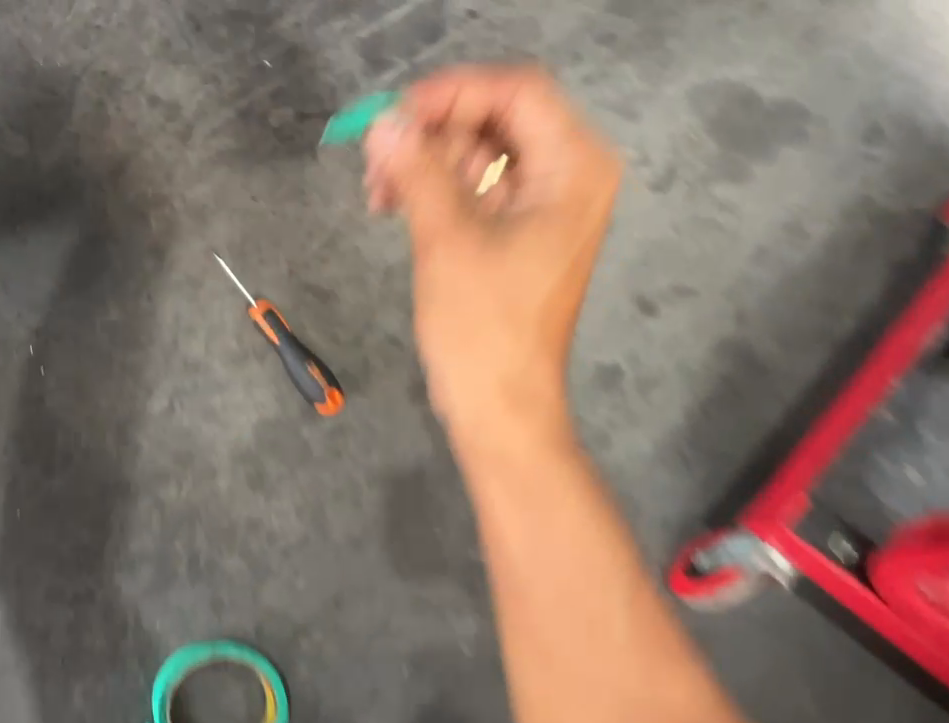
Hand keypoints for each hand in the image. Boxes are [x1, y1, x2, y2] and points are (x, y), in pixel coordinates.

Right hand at [364, 66, 621, 449]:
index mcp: (573, 167)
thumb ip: (417, 174)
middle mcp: (568, 175)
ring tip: (377, 193)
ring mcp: (544, 207)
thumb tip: (384, 124)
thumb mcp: (446, 243)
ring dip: (427, 164)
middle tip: (375, 163)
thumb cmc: (482, 328)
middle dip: (433, 133)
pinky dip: (436, 192)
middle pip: (498, 120)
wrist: (500, 403)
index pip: (516, 93)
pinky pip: (477, 192)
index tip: (390, 116)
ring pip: (481, 156)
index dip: (451, 94)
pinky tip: (397, 208)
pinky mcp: (517, 235)